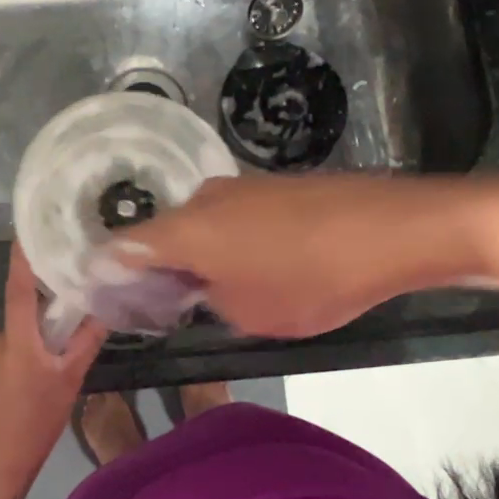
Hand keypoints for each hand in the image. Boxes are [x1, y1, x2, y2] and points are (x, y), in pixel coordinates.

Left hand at [0, 244, 107, 489]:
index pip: (18, 286)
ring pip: (19, 337)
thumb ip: (85, 343)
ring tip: (61, 361)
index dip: (23, 256)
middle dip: (47, 311)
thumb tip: (104, 310)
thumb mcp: (69, 382)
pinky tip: (40, 380)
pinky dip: (26, 357)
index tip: (29, 229)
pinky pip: (9, 354)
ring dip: (38, 341)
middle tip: (75, 309)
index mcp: (16, 337)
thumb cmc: (34, 422)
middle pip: (23, 312)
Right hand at [115, 174, 481, 337]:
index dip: (109, 272)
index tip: (110, 296)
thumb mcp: (250, 313)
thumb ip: (209, 299)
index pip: (122, 247)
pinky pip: (232, 216)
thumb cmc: (311, 280)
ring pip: (199, 224)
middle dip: (158, 266)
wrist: (390, 228)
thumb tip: (199, 283)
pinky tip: (256, 263)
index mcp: (184, 230)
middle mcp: (200, 199)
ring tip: (216, 287)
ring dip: (198, 253)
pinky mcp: (271, 185)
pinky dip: (230, 240)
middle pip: (161, 233)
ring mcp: (239, 186)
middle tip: (166, 302)